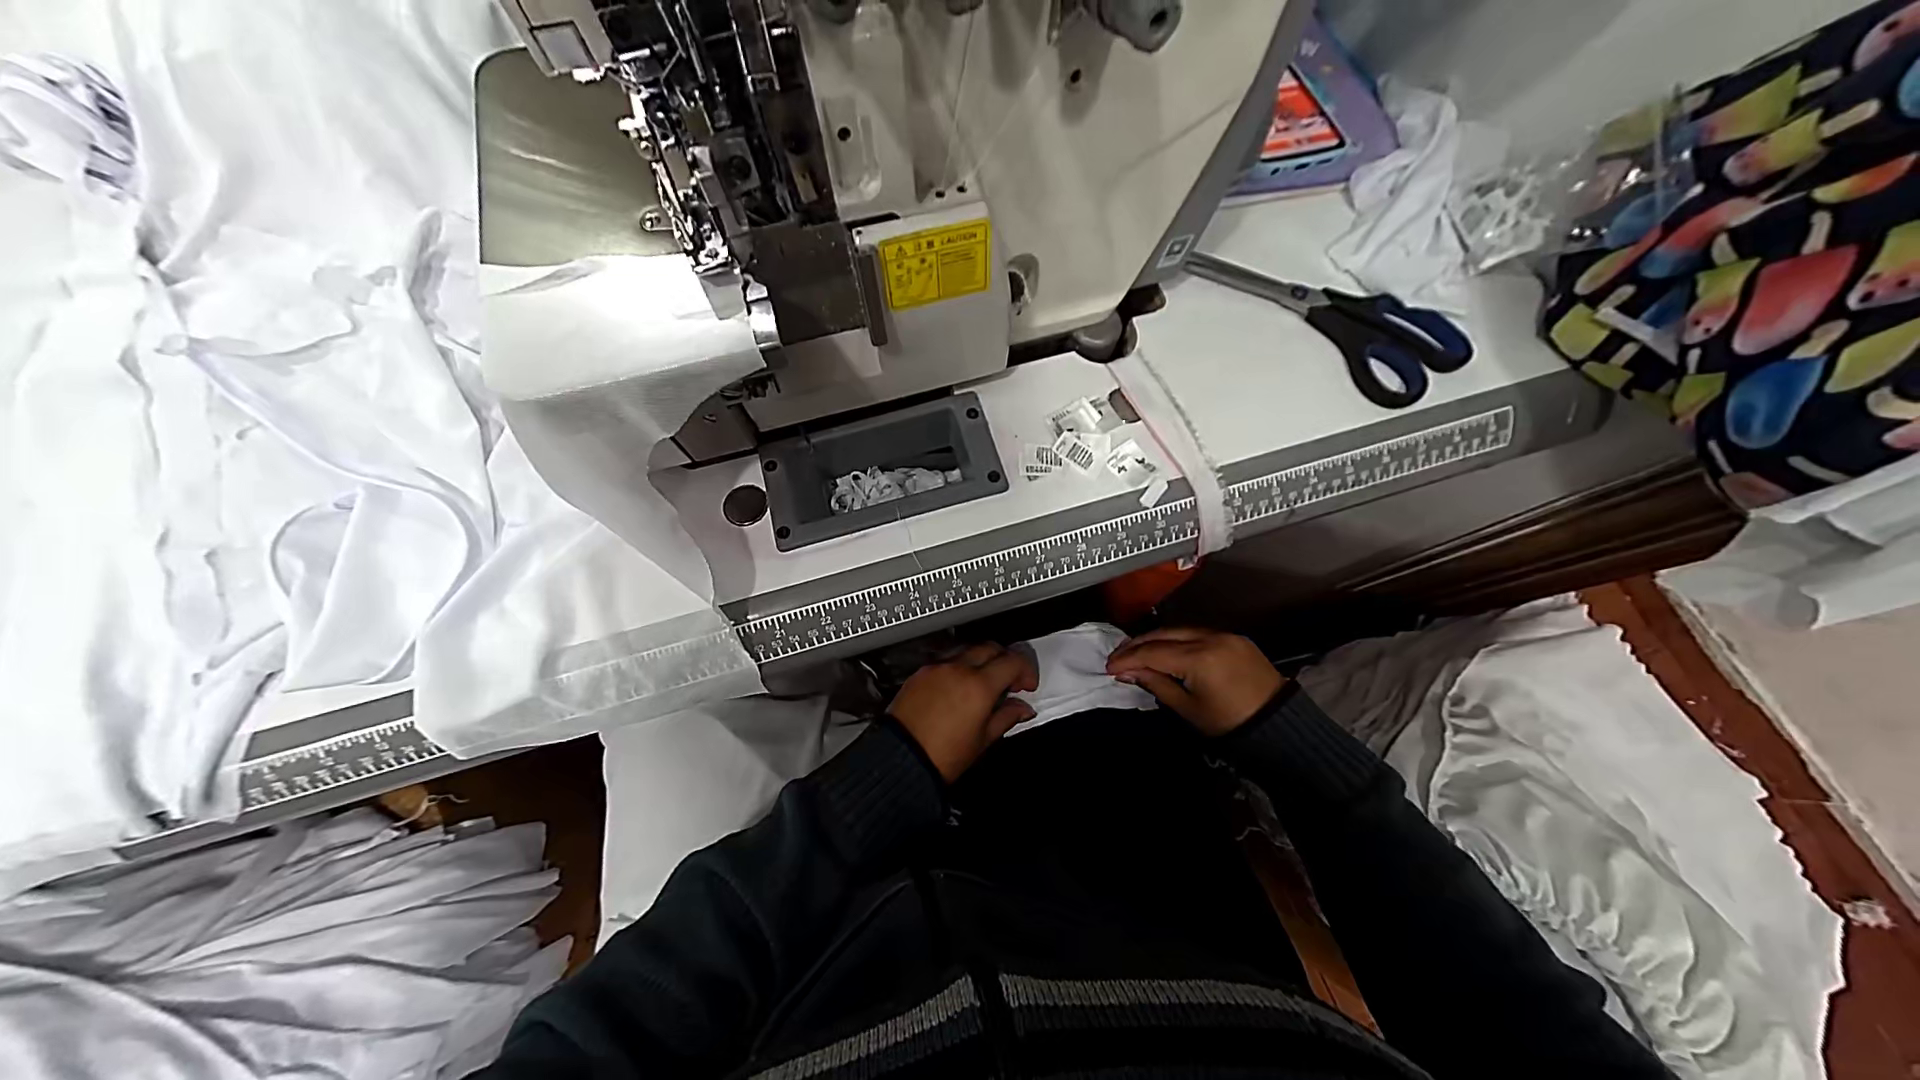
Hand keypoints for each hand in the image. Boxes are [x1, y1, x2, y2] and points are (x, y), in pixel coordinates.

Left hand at [887, 643, 1038, 781]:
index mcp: (979, 686)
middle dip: (1005, 660)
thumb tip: (1021, 709)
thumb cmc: (939, 756)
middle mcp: (958, 670)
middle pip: (991, 648)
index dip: (1026, 671)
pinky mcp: (920, 673)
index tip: (1026, 684)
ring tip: (984, 685)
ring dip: (981, 661)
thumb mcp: (983, 740)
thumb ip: (1006, 717)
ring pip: (967, 650)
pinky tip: (959, 687)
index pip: (1013, 662)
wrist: (900, 760)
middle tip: (1010, 681)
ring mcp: (937, 669)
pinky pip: (946, 660)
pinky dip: (959, 667)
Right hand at [1106, 627, 1284, 736]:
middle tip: (1117, 656)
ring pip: (1179, 630)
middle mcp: (1211, 638)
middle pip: (1164, 634)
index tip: (1109, 667)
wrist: (1277, 723)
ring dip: (1156, 639)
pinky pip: (1196, 633)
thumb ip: (1155, 683)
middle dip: (1137, 644)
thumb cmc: (1229, 722)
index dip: (1128, 659)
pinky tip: (1165, 648)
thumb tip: (1128, 671)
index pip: (1153, 652)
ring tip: (1136, 652)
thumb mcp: (1187, 707)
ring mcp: (1224, 635)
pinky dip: (1176, 639)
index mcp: (1199, 658)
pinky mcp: (1233, 638)